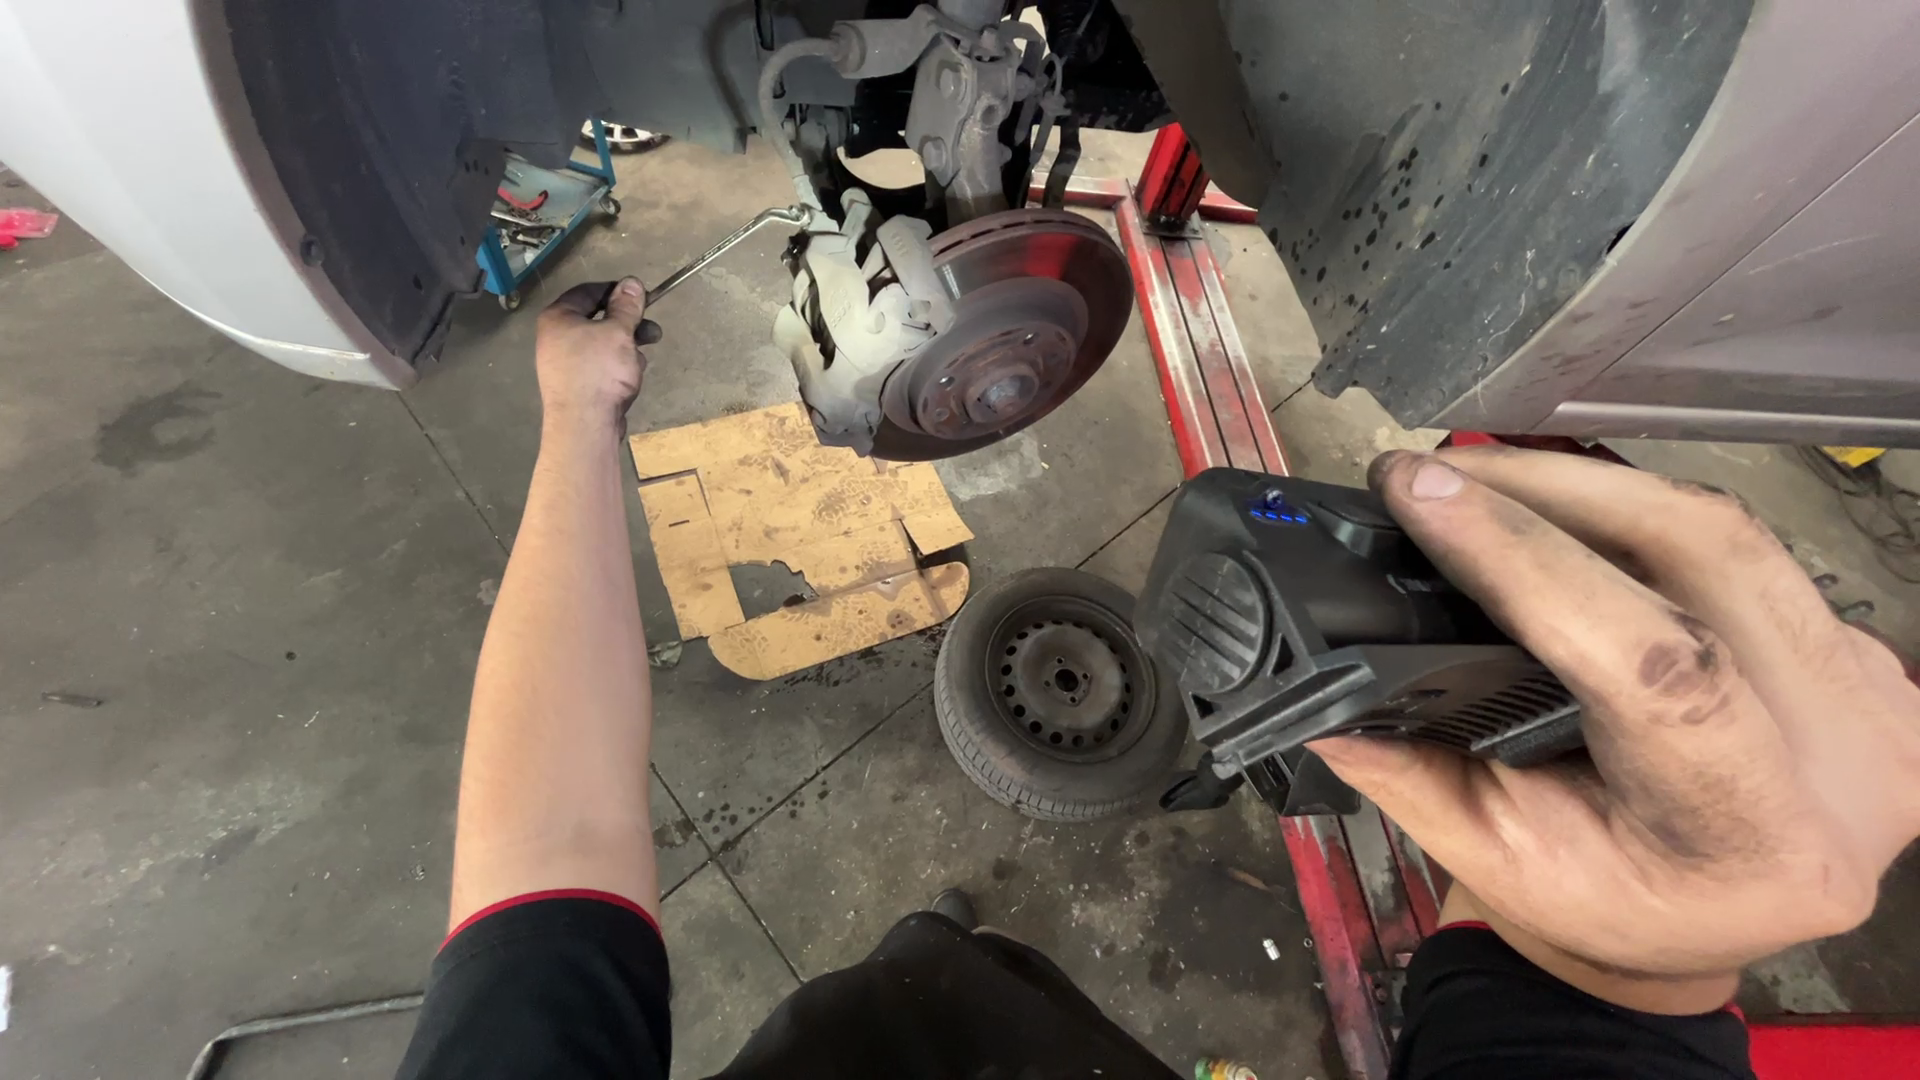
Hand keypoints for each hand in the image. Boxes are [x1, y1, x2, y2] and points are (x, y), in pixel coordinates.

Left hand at [535, 278, 648, 429]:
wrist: (584, 424)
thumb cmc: (599, 371)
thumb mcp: (618, 333)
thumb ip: (627, 307)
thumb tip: (632, 282)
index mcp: (559, 317)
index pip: (588, 292)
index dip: (617, 291)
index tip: (642, 297)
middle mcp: (556, 337)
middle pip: (598, 321)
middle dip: (629, 326)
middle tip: (654, 332)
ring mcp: (564, 363)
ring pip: (603, 346)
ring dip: (627, 350)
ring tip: (640, 362)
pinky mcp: (577, 386)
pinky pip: (601, 367)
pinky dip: (617, 369)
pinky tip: (630, 380)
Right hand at [1313, 446, 1919, 1012]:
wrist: (1686, 916)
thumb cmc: (1582, 897)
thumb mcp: (1476, 848)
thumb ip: (1399, 764)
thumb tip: (1315, 676)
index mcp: (1752, 834)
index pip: (1650, 664)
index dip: (1527, 561)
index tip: (1419, 494)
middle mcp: (1854, 755)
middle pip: (1703, 553)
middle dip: (1546, 486)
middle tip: (1426, 469)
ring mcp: (1872, 688)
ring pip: (1721, 528)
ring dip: (1577, 481)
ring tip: (1468, 474)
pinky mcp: (1852, 647)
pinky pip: (1731, 542)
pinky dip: (1619, 506)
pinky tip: (1543, 506)